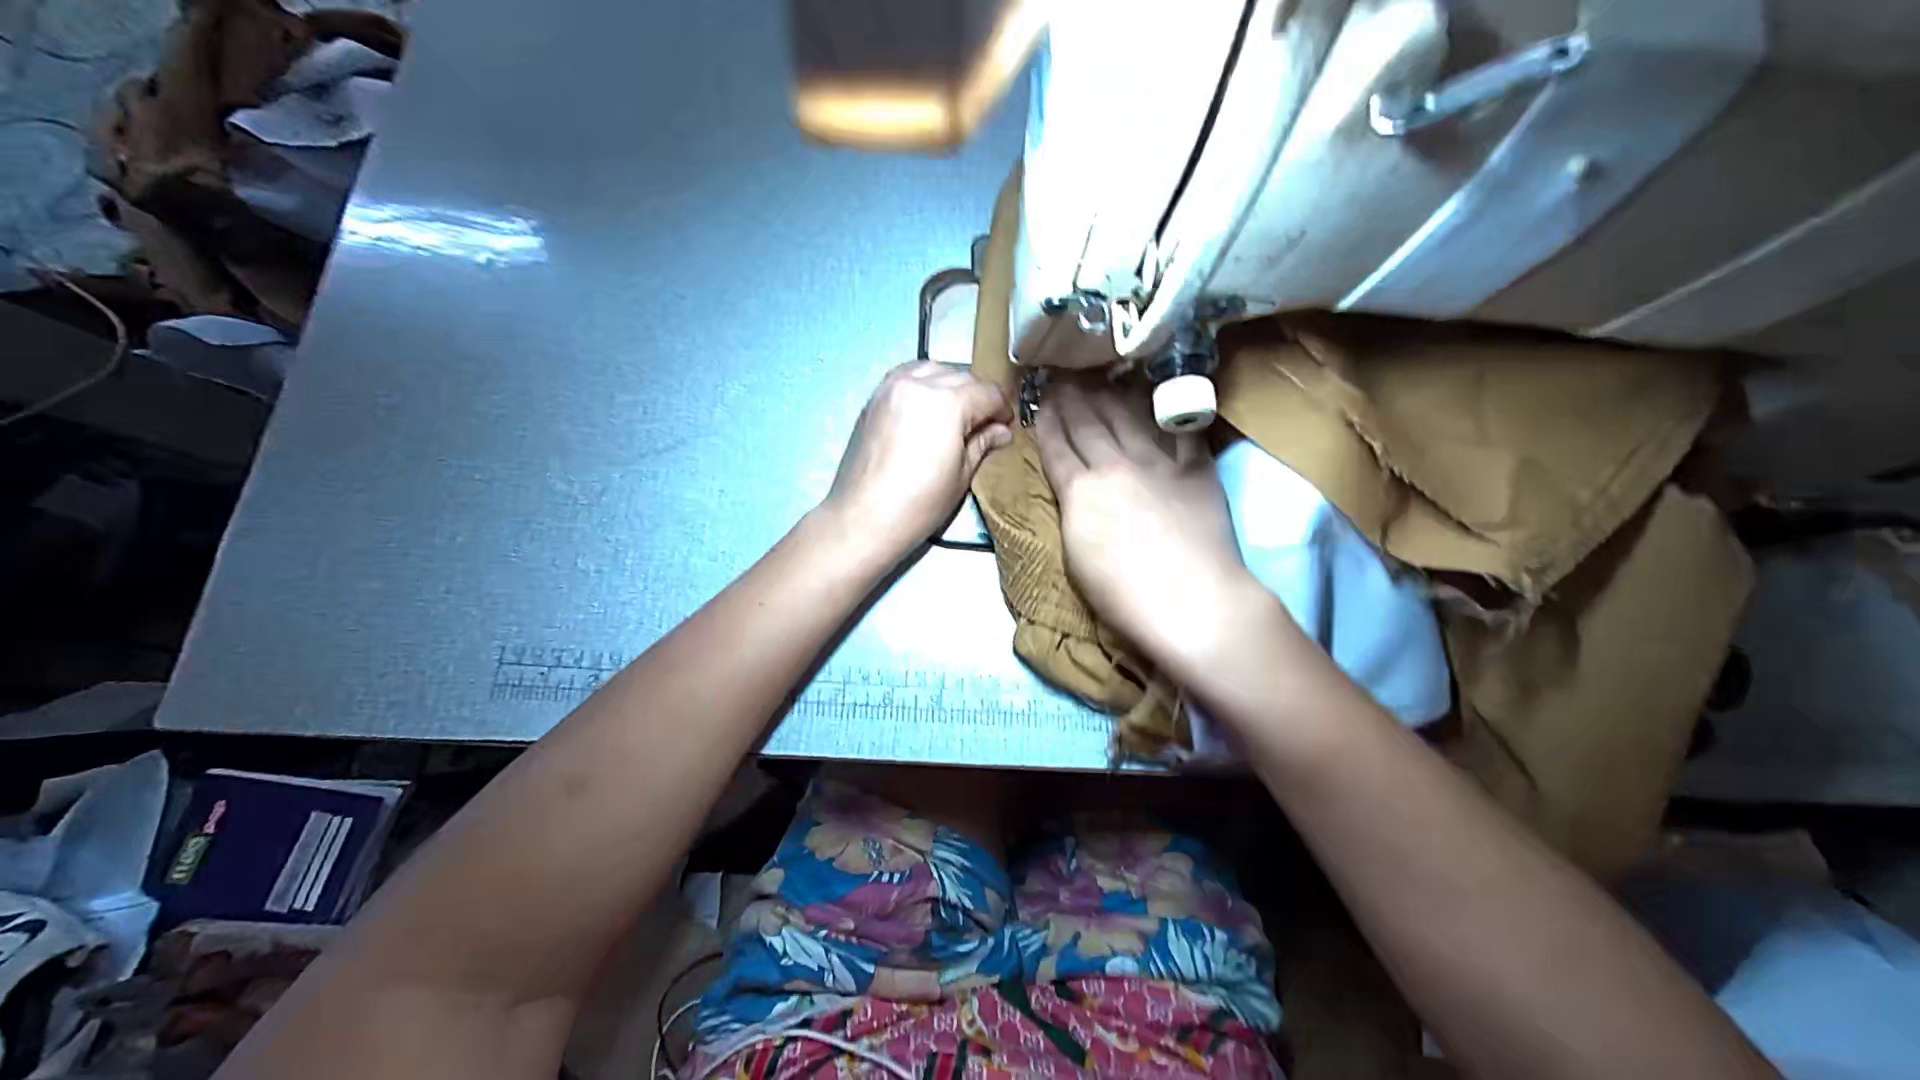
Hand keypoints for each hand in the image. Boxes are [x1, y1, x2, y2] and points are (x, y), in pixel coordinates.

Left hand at [820, 361, 1013, 563]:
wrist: (862, 518)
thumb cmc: (918, 504)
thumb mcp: (961, 476)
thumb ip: (982, 443)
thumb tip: (1001, 431)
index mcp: (947, 403)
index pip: (988, 392)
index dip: (1002, 410)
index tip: (1004, 427)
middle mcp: (919, 384)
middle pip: (962, 377)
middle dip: (978, 397)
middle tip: (982, 425)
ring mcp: (892, 387)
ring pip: (934, 369)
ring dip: (951, 384)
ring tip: (954, 414)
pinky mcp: (875, 397)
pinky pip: (907, 374)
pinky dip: (924, 382)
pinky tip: (928, 406)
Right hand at [1033, 380, 1266, 679]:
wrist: (1192, 602)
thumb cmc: (1123, 596)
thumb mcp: (1075, 555)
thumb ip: (1072, 511)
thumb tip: (1073, 488)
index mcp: (1080, 491)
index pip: (1056, 446)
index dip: (1046, 421)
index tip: (1040, 401)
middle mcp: (1115, 466)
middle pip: (1087, 423)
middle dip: (1071, 397)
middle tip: (1061, 376)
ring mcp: (1158, 463)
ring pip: (1127, 418)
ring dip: (1108, 395)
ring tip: (1096, 378)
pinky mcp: (1195, 469)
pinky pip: (1178, 431)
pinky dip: (1164, 412)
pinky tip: (1155, 396)